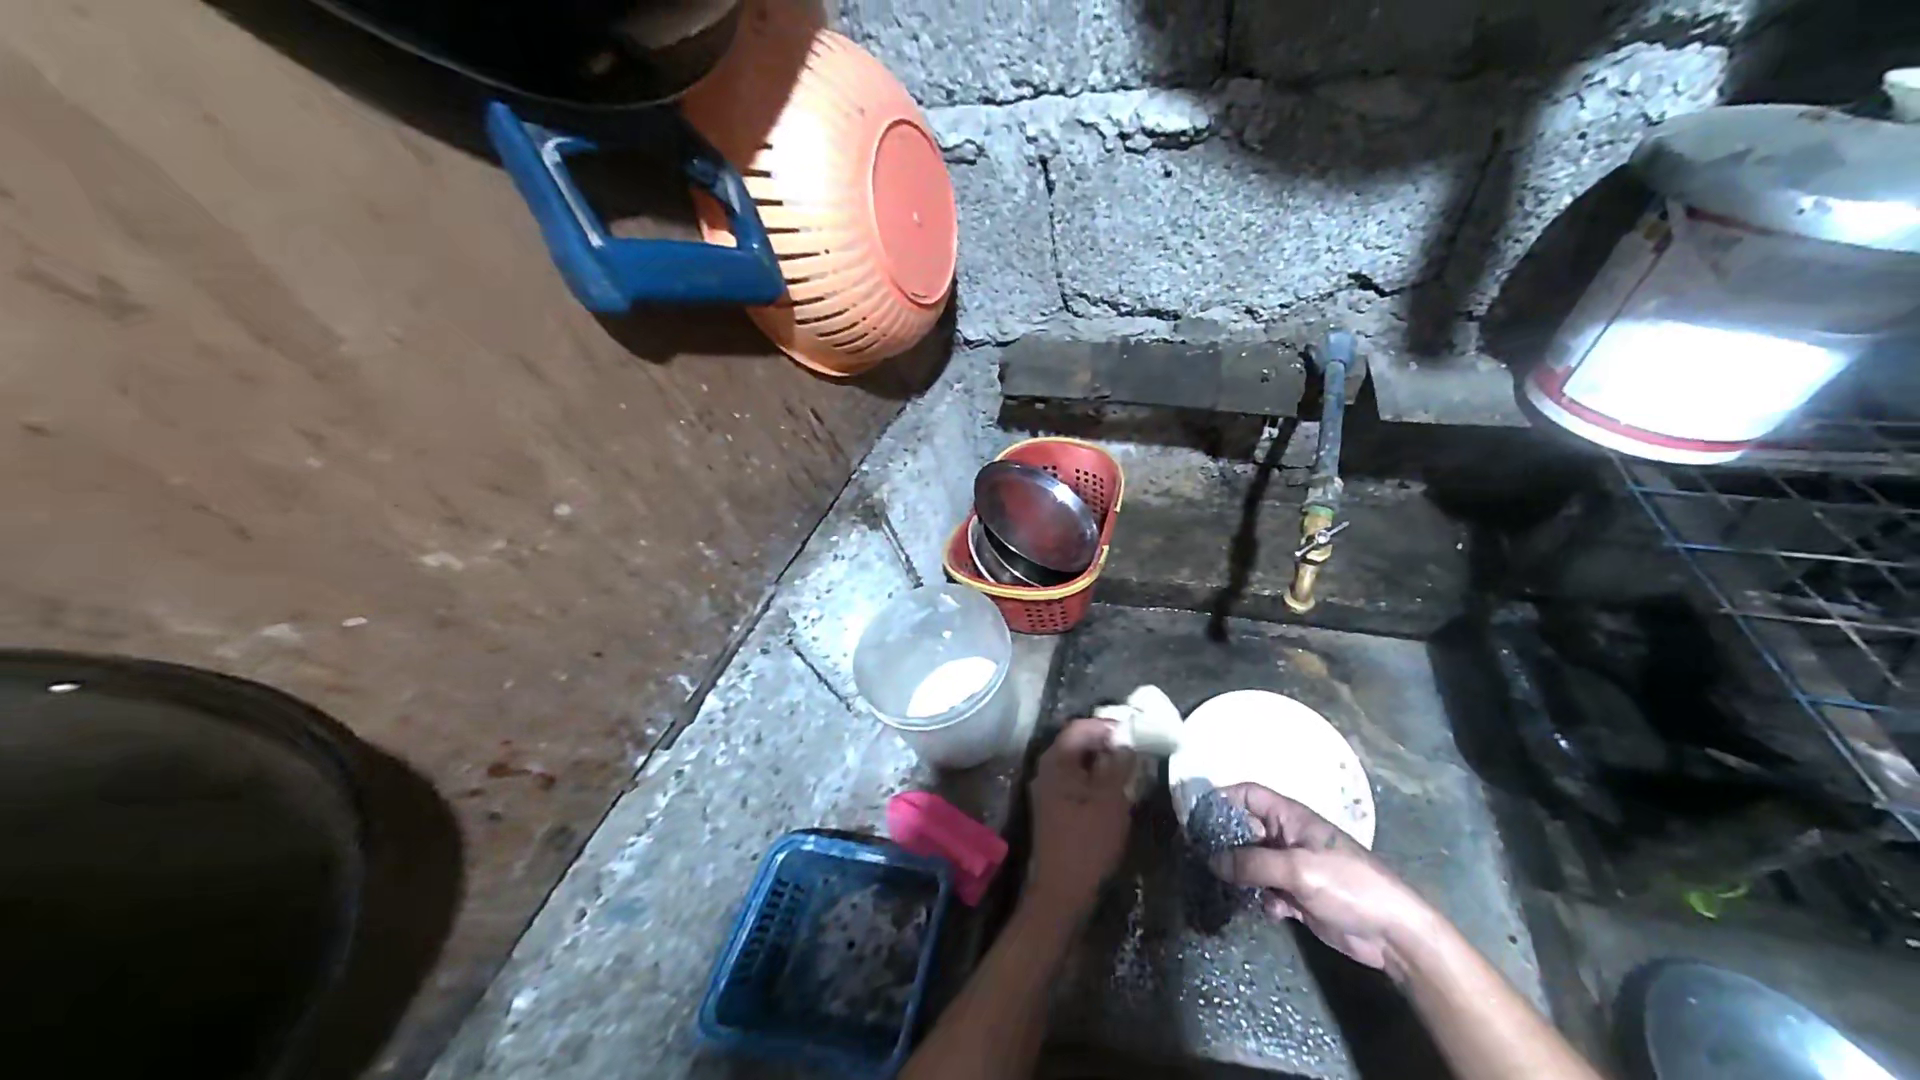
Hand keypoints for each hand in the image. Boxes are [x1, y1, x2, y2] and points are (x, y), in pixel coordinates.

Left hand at [1025, 718, 1135, 919]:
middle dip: (1106, 743)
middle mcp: (1046, 770)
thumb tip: (1124, 740)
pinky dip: (1095, 780)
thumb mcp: (1110, 799)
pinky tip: (1115, 791)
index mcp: (1055, 761)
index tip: (1135, 731)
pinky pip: (1075, 782)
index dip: (1107, 725)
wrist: (1062, 890)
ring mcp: (1047, 790)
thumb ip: (1118, 764)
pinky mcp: (1054, 808)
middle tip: (1136, 748)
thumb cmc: (1088, 841)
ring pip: (1077, 764)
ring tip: (1131, 769)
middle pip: (1077, 743)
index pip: (1080, 727)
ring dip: (1102, 763)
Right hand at [1207, 783, 1435, 975]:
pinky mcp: (1298, 896)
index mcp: (1291, 817)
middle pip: (1245, 828)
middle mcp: (1288, 837)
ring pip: (1251, 862)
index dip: (1222, 798)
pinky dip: (1262, 899)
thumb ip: (1251, 863)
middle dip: (1224, 841)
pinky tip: (1270, 911)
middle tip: (1200, 855)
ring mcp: (1293, 866)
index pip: (1249, 794)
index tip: (1196, 815)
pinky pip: (1266, 890)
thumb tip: (1212, 861)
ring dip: (1240, 875)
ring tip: (1225, 887)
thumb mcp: (1297, 870)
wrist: (1394, 934)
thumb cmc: (1349, 885)